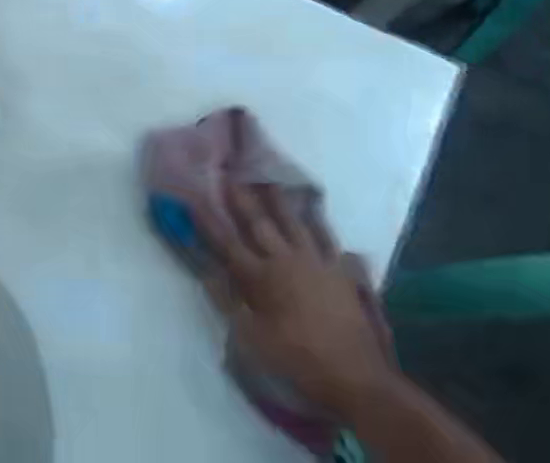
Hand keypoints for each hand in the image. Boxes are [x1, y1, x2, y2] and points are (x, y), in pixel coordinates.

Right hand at [196, 182, 398, 417]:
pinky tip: (315, 210)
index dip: (208, 220)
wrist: (356, 377)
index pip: (227, 243)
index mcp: (261, 278)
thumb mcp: (252, 341)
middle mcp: (286, 260)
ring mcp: (316, 262)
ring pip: (293, 222)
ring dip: (278, 200)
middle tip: (230, 173)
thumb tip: (207, 272)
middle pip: (259, 223)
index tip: (193, 196)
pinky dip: (320, 222)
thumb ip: (228, 303)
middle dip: (242, 198)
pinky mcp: (341, 271)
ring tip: (269, 180)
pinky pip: (328, 239)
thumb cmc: (298, 361)